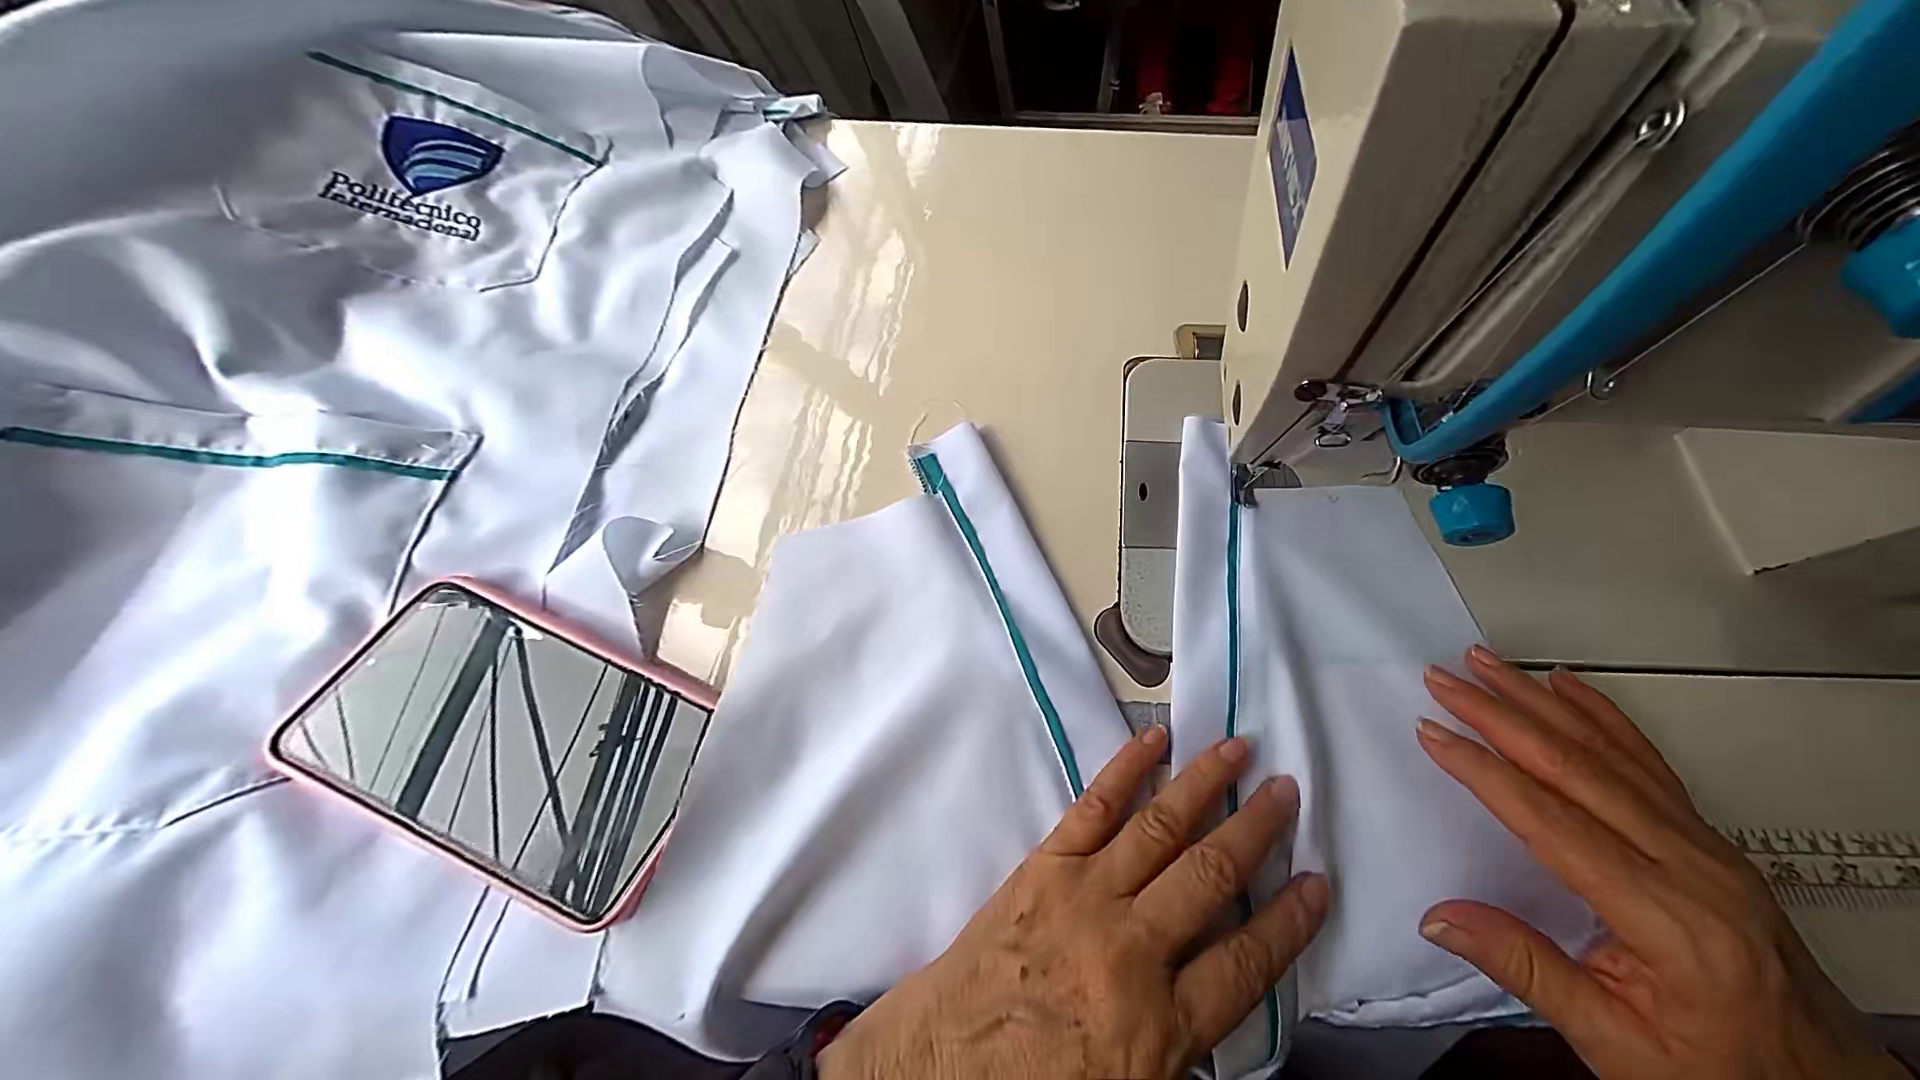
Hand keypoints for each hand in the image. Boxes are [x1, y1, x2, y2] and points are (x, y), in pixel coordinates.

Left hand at [817, 725, 1328, 1079]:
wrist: (945, 1062)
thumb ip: (1184, 1037)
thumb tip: (1218, 983)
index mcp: (1161, 1022)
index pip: (1248, 961)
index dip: (1290, 921)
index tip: (1317, 883)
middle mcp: (1132, 947)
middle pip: (1211, 876)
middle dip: (1255, 830)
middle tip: (1285, 791)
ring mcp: (1085, 895)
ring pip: (1160, 829)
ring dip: (1203, 785)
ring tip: (1238, 750)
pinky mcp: (1044, 865)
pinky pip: (1094, 808)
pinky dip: (1126, 770)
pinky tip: (1154, 741)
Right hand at [1417, 646, 1904, 1079]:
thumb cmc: (1718, 1070)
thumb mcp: (1618, 1046)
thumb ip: (1525, 972)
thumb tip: (1438, 917)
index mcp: (1668, 919)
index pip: (1553, 822)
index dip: (1485, 771)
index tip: (1433, 732)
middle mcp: (1694, 868)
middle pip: (1579, 770)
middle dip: (1501, 715)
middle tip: (1444, 679)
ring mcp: (1709, 848)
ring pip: (1611, 754)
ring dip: (1540, 701)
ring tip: (1489, 664)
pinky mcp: (1711, 841)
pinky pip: (1649, 764)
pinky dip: (1604, 717)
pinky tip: (1569, 687)